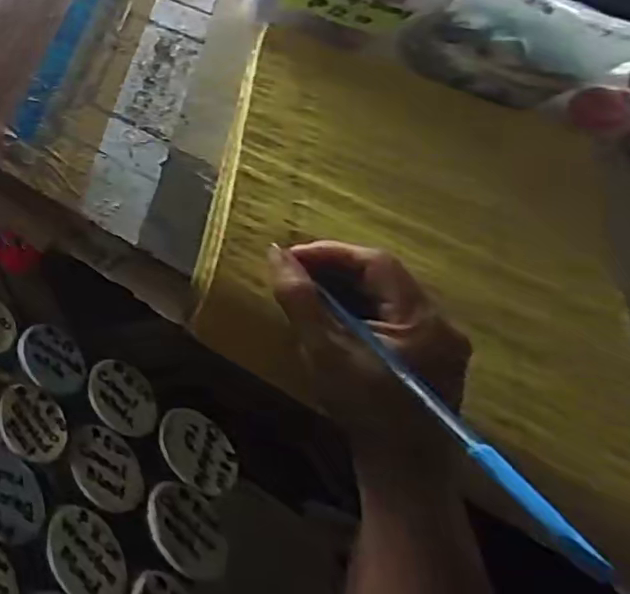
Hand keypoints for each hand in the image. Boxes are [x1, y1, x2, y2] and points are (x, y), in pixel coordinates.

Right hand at [268, 241, 471, 475]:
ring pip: (382, 293)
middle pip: (382, 275)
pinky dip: (351, 304)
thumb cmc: (363, 404)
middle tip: (288, 273)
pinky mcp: (426, 353)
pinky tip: (325, 316)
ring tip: (300, 292)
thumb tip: (276, 253)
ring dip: (338, 285)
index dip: (328, 252)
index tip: (287, 259)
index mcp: (423, 321)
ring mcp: (437, 341)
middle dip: (330, 267)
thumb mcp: (322, 348)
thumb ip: (299, 297)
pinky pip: (385, 312)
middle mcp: (439, 324)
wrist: (403, 464)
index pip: (376, 263)